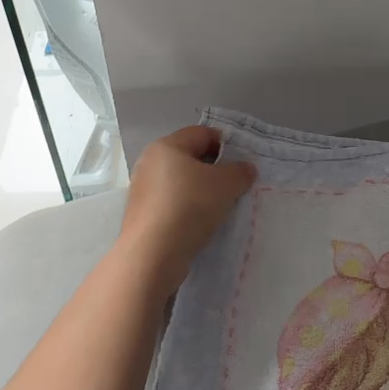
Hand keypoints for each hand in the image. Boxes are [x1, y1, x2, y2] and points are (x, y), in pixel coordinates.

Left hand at [117, 125, 257, 295]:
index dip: (226, 145)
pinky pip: (172, 204)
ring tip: (220, 208)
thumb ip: (240, 172)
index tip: (242, 164)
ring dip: (202, 192)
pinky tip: (201, 225)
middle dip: (214, 170)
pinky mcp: (142, 216)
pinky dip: (188, 210)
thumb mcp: (225, 185)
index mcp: (166, 146)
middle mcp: (150, 163)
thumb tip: (246, 168)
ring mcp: (143, 190)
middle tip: (234, 186)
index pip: (202, 134)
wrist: (152, 256)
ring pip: (181, 183)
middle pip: (190, 158)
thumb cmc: (189, 207)